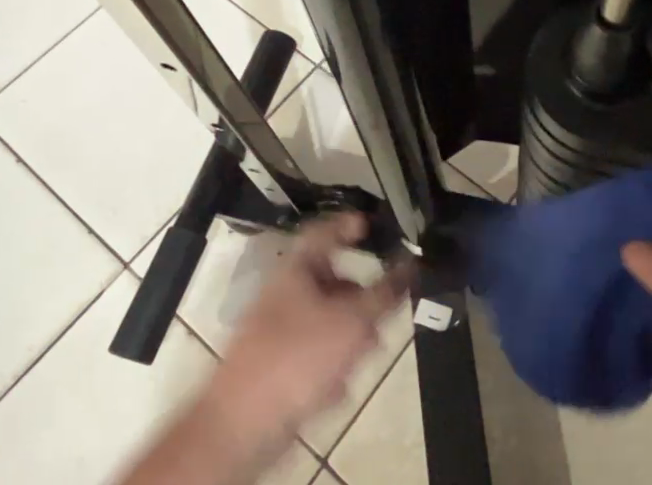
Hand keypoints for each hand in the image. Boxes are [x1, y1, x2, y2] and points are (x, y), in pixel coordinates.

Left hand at [209, 213, 412, 439]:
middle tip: (385, 307)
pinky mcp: (277, 365)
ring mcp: (277, 331)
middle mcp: (283, 294)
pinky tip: (335, 385)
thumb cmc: (298, 358)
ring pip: (327, 321)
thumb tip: (411, 265)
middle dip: (362, 298)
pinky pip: (315, 354)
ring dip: (351, 335)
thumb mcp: (353, 321)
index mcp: (295, 270)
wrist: (241, 425)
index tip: (371, 226)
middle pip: (331, 282)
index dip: (348, 225)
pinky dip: (331, 364)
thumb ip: (386, 293)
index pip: (324, 232)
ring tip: (366, 352)